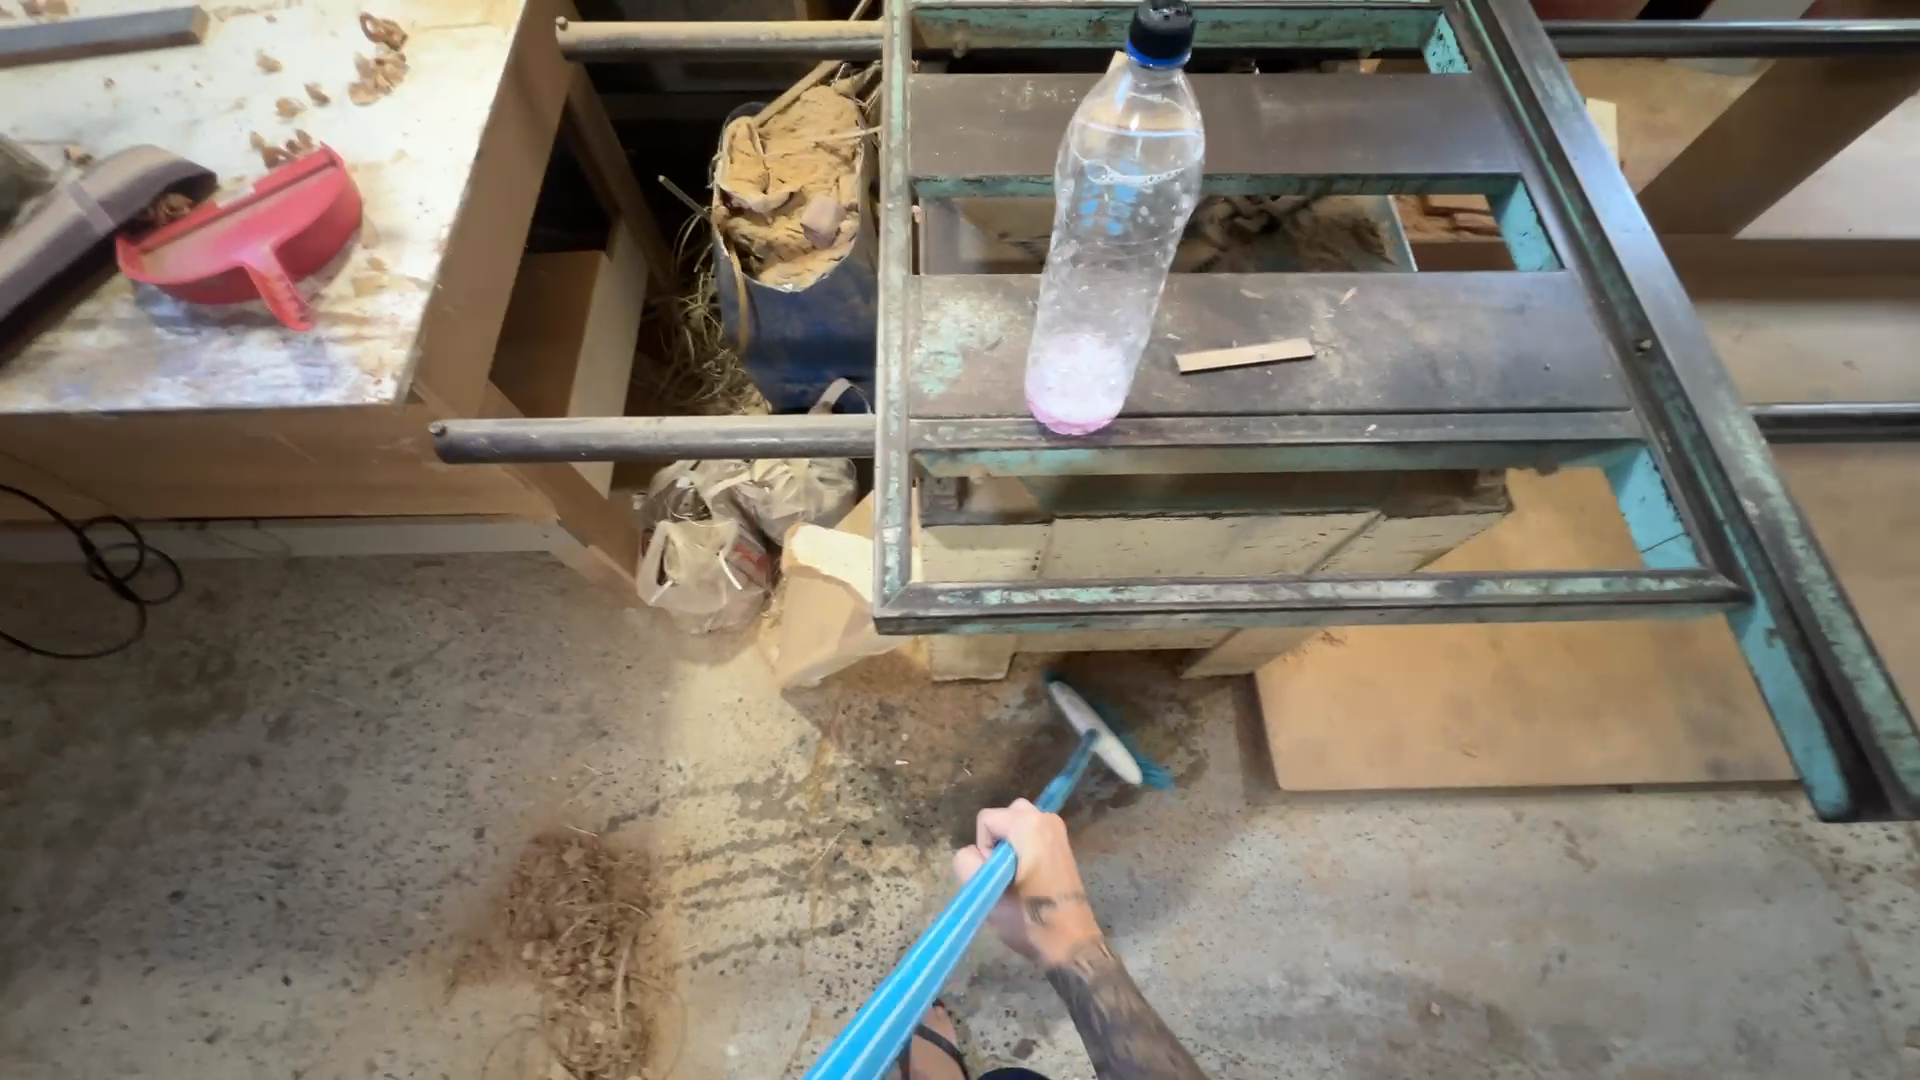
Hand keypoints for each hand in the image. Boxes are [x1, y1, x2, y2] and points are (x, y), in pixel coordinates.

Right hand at [952, 798, 1103, 965]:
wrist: (1070, 942)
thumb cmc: (1027, 917)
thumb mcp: (985, 893)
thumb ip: (967, 863)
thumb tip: (974, 854)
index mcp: (1028, 823)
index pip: (986, 820)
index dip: (983, 848)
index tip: (996, 875)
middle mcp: (1045, 817)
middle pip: (1003, 818)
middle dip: (997, 843)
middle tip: (1005, 874)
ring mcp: (1057, 829)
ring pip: (1017, 825)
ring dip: (1009, 846)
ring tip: (1016, 877)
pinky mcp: (1062, 844)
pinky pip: (1031, 835)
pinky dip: (1024, 849)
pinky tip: (1030, 877)